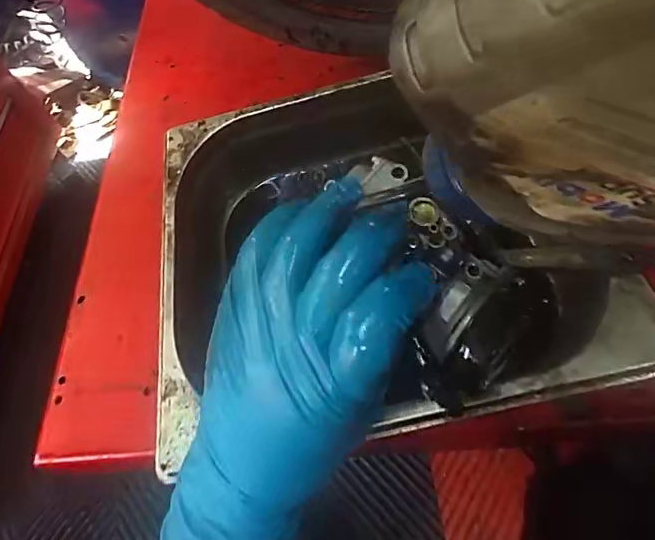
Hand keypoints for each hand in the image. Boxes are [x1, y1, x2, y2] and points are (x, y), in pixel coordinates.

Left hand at [164, 176, 437, 539]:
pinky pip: (258, 246)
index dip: (406, 284)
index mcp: (337, 376)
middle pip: (341, 267)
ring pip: (296, 246)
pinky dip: (284, 219)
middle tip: (397, 217)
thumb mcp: (365, 401)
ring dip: (329, 210)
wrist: (239, 464)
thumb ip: (387, 339)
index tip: (422, 272)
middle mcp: (296, 338)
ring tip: (353, 190)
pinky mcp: (233, 302)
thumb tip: (411, 280)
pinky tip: (306, 207)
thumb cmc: (313, 436)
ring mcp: (258, 315)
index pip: (379, 311)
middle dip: (376, 232)